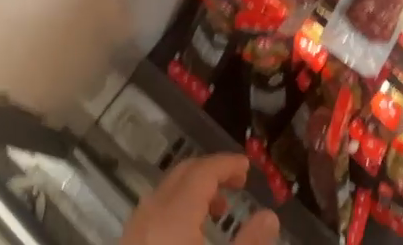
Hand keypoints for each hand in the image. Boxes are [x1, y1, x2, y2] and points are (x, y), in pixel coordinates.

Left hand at [120, 154, 277, 244]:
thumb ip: (250, 244)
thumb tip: (269, 217)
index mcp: (172, 215)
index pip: (201, 172)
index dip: (226, 164)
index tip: (248, 167)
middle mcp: (149, 215)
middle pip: (180, 175)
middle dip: (211, 173)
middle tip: (239, 182)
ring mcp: (133, 233)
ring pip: (165, 193)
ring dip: (193, 191)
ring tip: (220, 210)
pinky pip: (154, 213)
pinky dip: (177, 209)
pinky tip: (191, 234)